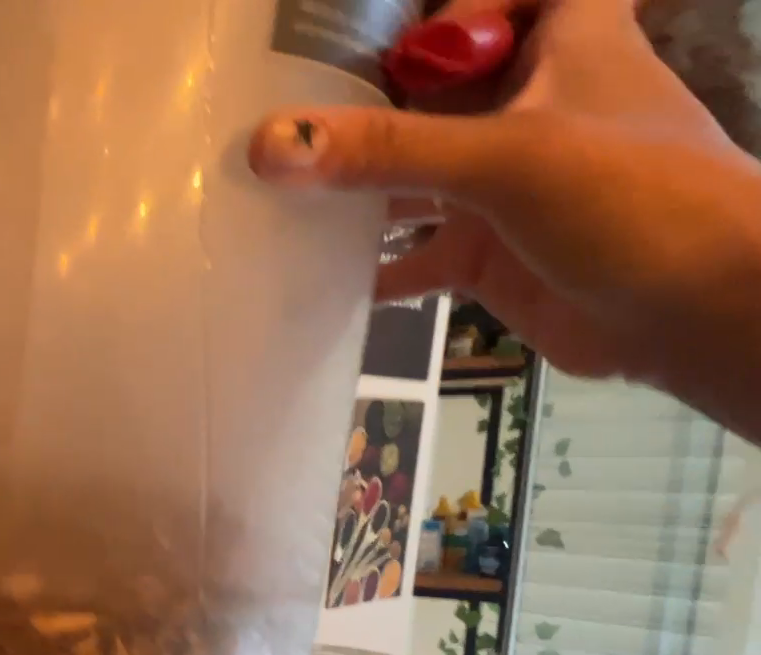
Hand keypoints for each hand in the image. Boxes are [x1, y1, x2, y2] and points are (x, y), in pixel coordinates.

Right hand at [248, 0, 760, 409]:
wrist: (697, 314)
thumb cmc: (632, 202)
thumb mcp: (506, 157)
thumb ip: (387, 149)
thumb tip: (269, 143)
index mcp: (566, 52)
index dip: (457, 14)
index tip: (384, 49)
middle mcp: (528, 114)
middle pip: (438, 92)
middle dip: (367, 106)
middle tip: (283, 127)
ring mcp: (500, 191)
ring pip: (411, 177)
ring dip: (352, 191)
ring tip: (274, 201)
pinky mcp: (482, 255)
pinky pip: (406, 257)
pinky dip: (363, 270)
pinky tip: (309, 279)